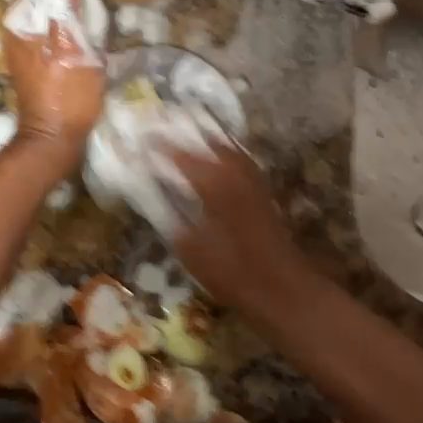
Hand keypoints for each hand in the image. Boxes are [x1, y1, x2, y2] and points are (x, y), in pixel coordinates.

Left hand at [2, 0, 105, 154]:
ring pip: (54, 26)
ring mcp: (25, 53)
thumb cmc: (65, 94)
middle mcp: (16, 36)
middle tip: (91, 24)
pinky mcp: (36, 68)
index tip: (84, 0)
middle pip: (47, 8)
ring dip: (74, 28)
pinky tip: (86, 55)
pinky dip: (71, 44)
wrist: (55, 140)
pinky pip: (55, 43)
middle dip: (70, 11)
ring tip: (91, 40)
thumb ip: (65, 10)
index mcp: (18, 27)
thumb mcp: (71, 48)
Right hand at [166, 143, 304, 307]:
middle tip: (160, 135)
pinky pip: (238, 159)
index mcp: (211, 182)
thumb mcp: (188, 247)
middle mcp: (233, 172)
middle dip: (181, 137)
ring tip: (183, 140)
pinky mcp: (262, 189)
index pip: (179, 155)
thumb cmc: (230, 271)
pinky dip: (222, 153)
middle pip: (204, 143)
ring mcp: (251, 178)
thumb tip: (156, 193)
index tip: (140, 141)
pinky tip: (213, 159)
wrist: (281, 287)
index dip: (158, 146)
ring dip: (203, 143)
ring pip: (224, 147)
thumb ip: (169, 214)